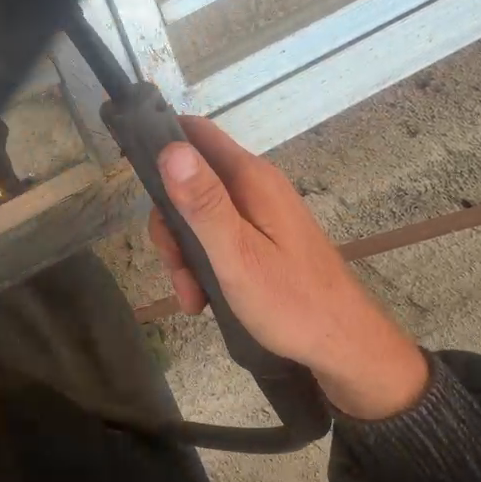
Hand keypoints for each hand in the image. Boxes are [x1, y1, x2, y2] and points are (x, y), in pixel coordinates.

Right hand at [148, 117, 427, 419]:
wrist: (348, 350)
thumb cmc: (292, 303)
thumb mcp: (236, 255)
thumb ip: (202, 202)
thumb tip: (169, 148)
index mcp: (249, 177)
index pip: (194, 131)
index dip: (159, 141)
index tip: (133, 176)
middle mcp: (255, 184)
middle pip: (190, 179)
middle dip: (170, 221)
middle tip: (175, 267)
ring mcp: (261, 211)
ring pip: (199, 212)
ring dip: (185, 251)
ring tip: (192, 296)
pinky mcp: (264, 236)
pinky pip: (218, 234)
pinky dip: (204, 261)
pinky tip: (204, 297)